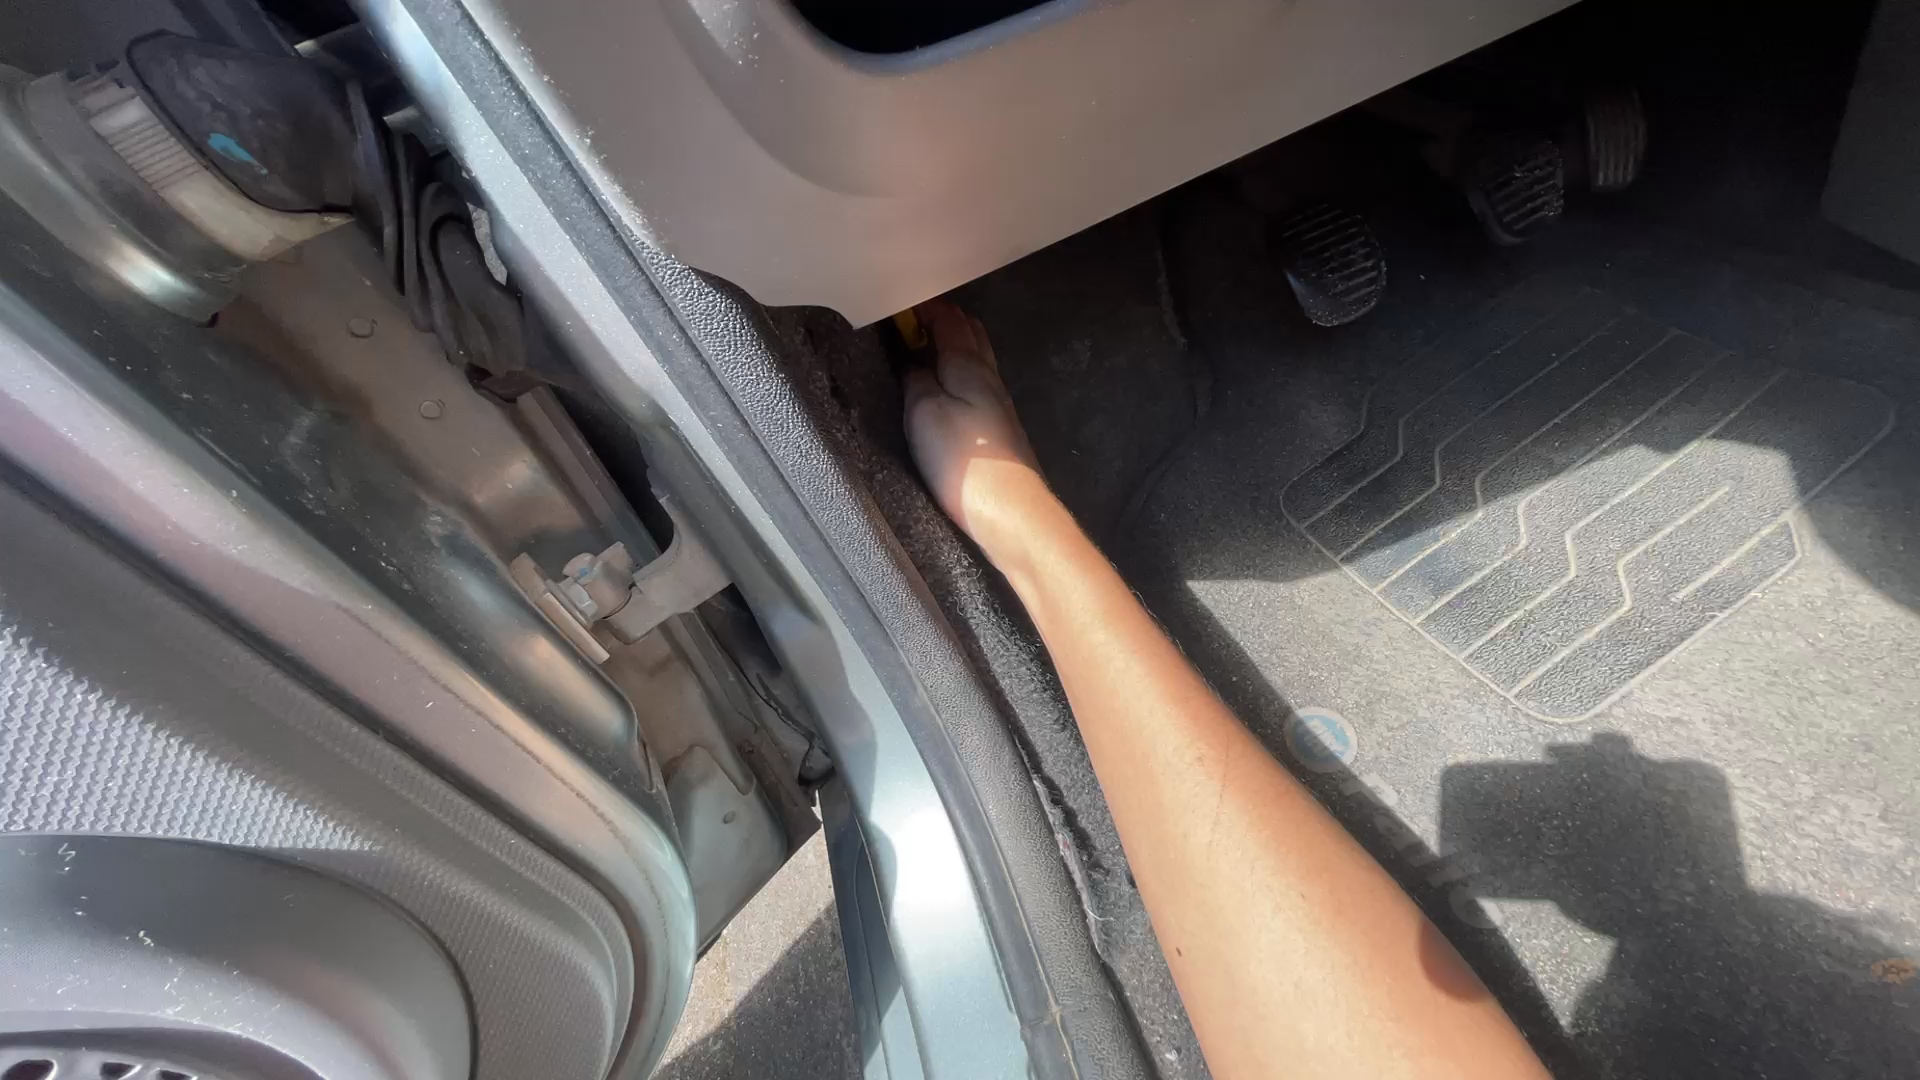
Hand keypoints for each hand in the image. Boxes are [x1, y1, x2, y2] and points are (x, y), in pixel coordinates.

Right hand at [903, 300, 1060, 564]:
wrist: (1009, 509)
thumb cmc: (961, 460)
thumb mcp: (924, 412)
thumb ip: (917, 379)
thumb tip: (913, 360)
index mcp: (969, 364)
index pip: (948, 319)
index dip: (926, 306)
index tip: (901, 299)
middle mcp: (989, 376)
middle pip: (970, 333)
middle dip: (944, 319)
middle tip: (914, 318)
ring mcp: (998, 403)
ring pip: (977, 357)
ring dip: (955, 343)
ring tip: (927, 344)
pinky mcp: (1000, 429)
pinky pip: (978, 383)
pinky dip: (961, 370)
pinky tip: (950, 383)